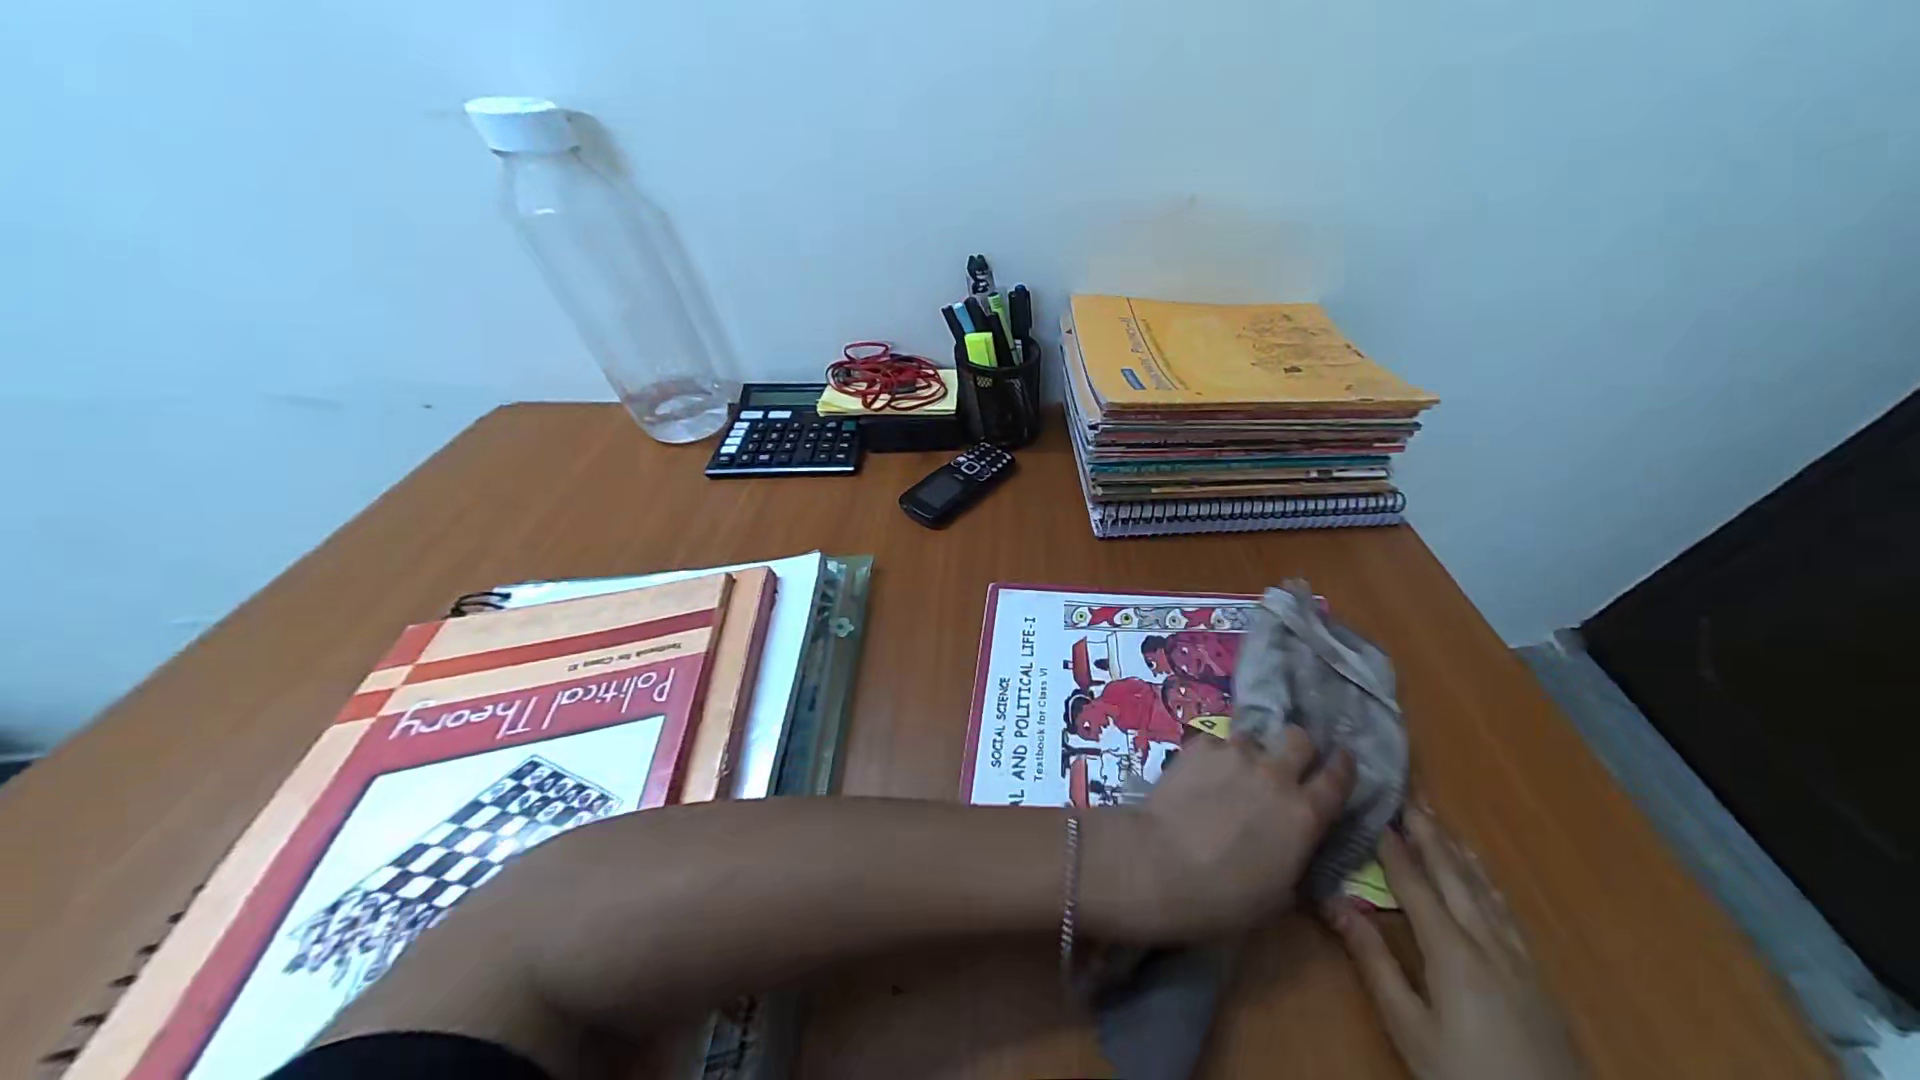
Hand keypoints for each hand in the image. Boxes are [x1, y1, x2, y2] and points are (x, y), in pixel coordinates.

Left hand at [1086, 728, 1354, 939]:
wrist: (1161, 864)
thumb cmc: (1225, 896)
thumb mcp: (1279, 894)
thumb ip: (1297, 860)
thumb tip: (1296, 848)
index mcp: (1306, 814)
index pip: (1339, 777)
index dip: (1343, 766)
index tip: (1342, 761)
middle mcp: (1276, 775)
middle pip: (1299, 738)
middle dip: (1297, 747)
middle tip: (1285, 763)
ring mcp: (1236, 754)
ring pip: (1253, 737)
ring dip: (1249, 752)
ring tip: (1231, 773)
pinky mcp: (1199, 746)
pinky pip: (1216, 743)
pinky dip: (1213, 755)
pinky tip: (1199, 774)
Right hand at [1326, 807, 1583, 1079]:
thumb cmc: (1463, 1073)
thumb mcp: (1409, 1025)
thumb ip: (1374, 960)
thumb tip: (1334, 902)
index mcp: (1452, 952)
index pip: (1416, 887)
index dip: (1395, 850)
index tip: (1378, 815)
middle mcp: (1488, 943)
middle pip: (1455, 878)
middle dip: (1431, 837)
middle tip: (1412, 799)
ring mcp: (1519, 959)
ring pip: (1485, 891)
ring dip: (1461, 854)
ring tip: (1443, 824)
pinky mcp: (1536, 976)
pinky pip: (1507, 914)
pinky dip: (1489, 885)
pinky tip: (1484, 879)